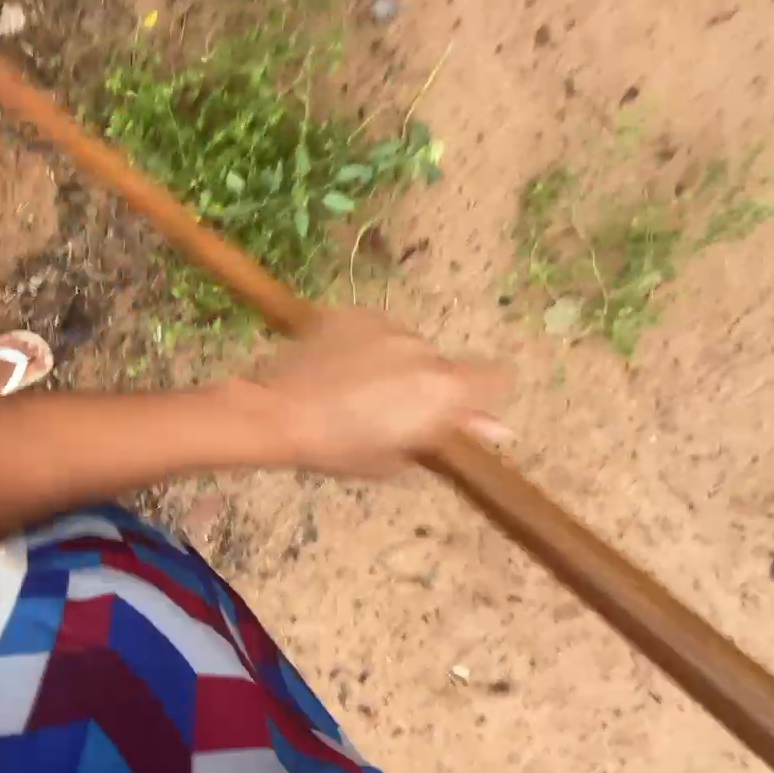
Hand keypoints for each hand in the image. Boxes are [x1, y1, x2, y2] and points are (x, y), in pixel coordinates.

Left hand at [213, 309, 510, 476]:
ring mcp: (388, 327)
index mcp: (445, 389)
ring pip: (405, 347)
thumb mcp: (394, 458)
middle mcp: (425, 350)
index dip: (478, 395)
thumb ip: (447, 437)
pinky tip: (334, 370)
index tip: (453, 411)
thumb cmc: (334, 447)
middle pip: (442, 364)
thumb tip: (497, 429)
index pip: (497, 378)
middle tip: (384, 409)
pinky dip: (361, 346)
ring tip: (350, 390)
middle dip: (424, 384)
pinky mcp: (353, 314)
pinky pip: (372, 331)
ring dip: (391, 364)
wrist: (276, 413)